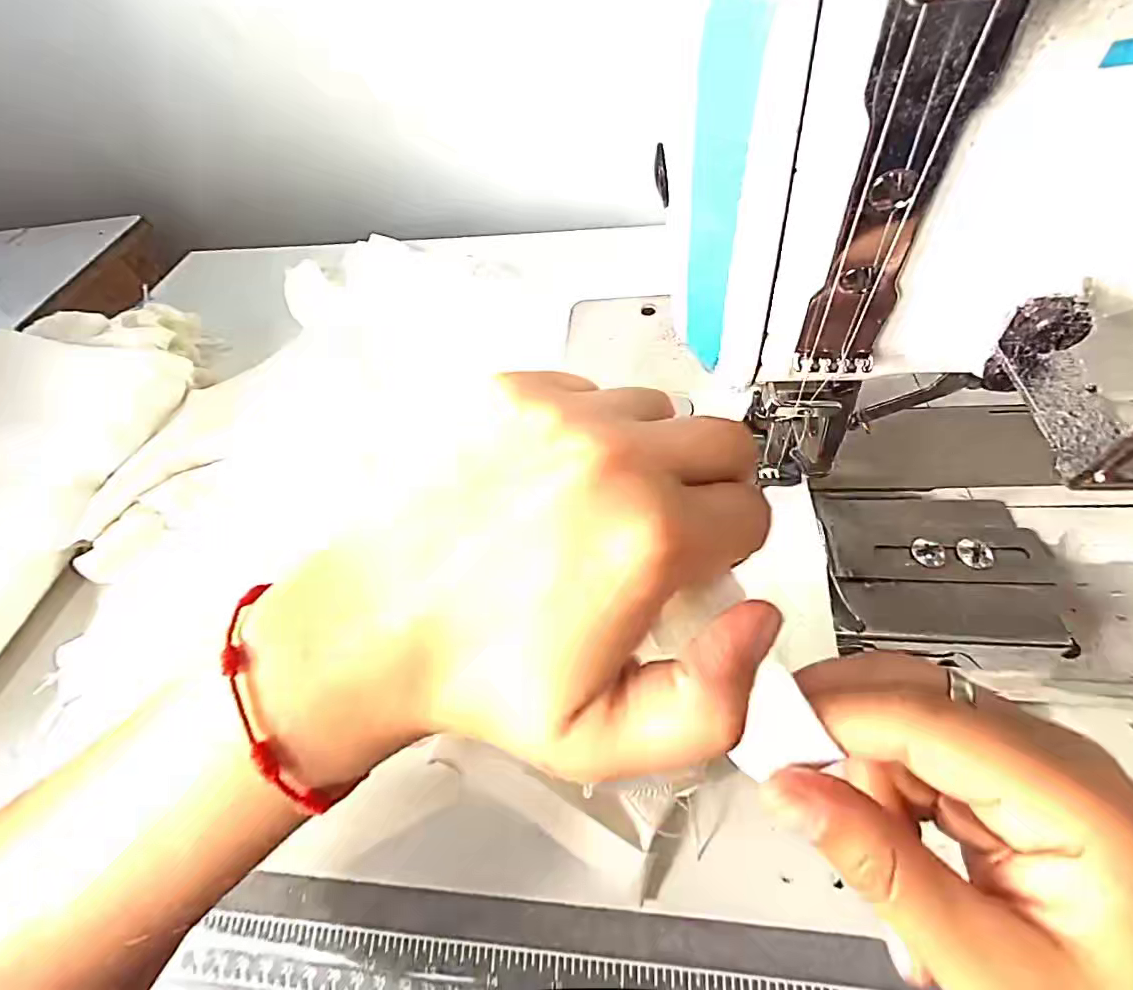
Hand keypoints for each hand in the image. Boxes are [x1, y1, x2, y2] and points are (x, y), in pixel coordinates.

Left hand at [239, 372, 779, 788]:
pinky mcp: (514, 392)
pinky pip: (597, 393)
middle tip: (667, 530)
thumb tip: (759, 617)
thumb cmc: (484, 682)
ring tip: (606, 505)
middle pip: (727, 444)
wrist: (373, 627)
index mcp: (646, 535)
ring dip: (656, 455)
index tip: (690, 572)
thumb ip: (715, 700)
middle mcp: (610, 456)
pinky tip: (560, 479)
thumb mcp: (611, 739)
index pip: (753, 514)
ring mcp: (558, 414)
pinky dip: (598, 430)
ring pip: (665, 412)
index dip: (729, 551)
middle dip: (715, 489)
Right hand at [766, 654, 1132, 989]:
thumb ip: (881, 869)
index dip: (838, 712)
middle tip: (793, 782)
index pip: (929, 714)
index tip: (769, 734)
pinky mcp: (1013, 790)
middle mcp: (1054, 760)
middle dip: (845, 733)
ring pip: (910, 725)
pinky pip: (925, 761)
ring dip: (868, 780)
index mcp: (1074, 794)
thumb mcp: (988, 972)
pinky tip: (900, 854)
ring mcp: (1034, 770)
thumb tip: (793, 790)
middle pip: (917, 697)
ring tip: (878, 866)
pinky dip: (890, 799)